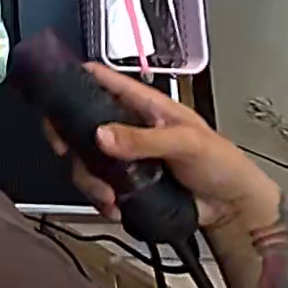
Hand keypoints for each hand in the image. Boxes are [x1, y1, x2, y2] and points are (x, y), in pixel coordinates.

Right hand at [45, 64, 280, 230]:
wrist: (230, 207)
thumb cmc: (221, 163)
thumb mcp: (187, 143)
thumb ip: (145, 139)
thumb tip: (105, 134)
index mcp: (146, 105)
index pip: (104, 81)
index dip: (77, 80)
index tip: (57, 94)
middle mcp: (130, 126)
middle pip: (82, 123)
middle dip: (71, 141)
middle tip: (67, 153)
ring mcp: (125, 155)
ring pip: (85, 158)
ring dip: (88, 178)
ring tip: (108, 195)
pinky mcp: (126, 181)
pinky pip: (98, 184)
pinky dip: (99, 197)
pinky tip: (113, 205)